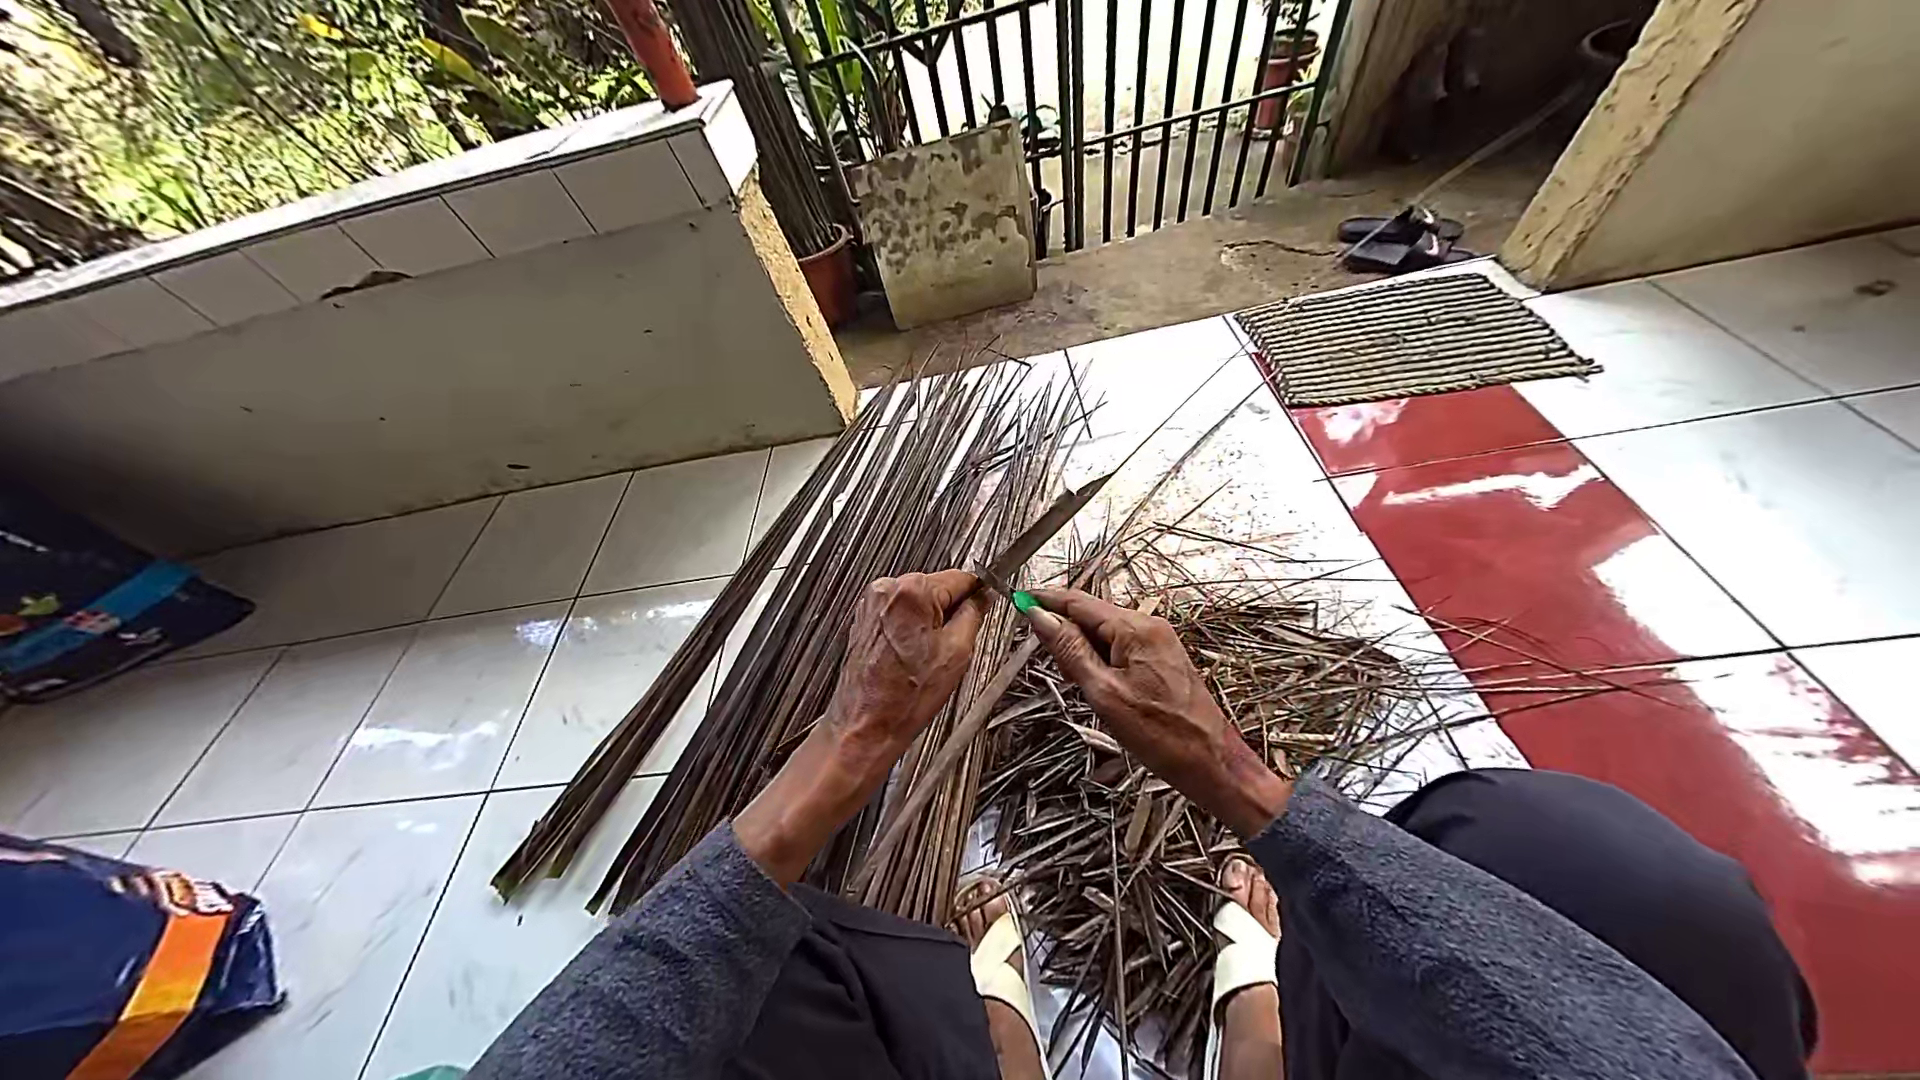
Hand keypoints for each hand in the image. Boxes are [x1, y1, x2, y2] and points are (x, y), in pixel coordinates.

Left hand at [822, 570, 990, 783]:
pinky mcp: (865, 617)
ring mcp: (872, 603)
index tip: (985, 604)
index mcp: (912, 592)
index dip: (977, 593)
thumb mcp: (958, 651)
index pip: (960, 577)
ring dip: (931, 619)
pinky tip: (912, 654)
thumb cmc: (904, 696)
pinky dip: (912, 626)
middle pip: (937, 586)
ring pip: (919, 599)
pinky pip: (900, 611)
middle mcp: (887, 589)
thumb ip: (974, 614)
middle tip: (954, 643)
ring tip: (928, 654)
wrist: (868, 723)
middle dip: (951, 610)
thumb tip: (982, 597)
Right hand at [1021, 588, 1291, 837]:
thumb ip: (1069, 650)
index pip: (1078, 601)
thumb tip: (1040, 616)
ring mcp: (1158, 640)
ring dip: (1081, 646)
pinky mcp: (1162, 656)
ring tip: (1074, 679)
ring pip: (1105, 631)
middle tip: (1043, 655)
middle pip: (1092, 614)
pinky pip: (1120, 645)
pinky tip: (1094, 681)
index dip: (1046, 599)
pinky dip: (1099, 656)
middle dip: (1063, 628)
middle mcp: (1149, 625)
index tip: (1018, 598)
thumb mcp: (1103, 693)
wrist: (1214, 763)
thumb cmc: (1160, 735)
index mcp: (1135, 628)